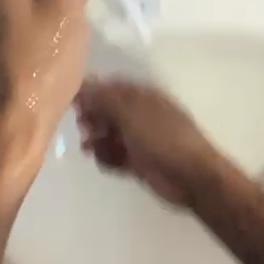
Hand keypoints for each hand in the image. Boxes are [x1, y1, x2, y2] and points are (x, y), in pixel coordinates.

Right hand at [75, 79, 229, 207]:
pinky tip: (103, 163)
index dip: (91, 93)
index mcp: (143, 96)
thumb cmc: (162, 139)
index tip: (72, 103)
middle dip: (93, 118)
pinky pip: (116, 158)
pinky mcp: (140, 164)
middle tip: (83, 128)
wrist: (191, 177)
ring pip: (110, 136)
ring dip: (97, 141)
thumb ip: (103, 98)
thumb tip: (81, 86)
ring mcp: (141, 141)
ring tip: (90, 149)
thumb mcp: (130, 112)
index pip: (111, 87)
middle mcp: (141, 116)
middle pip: (108, 112)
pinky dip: (108, 159)